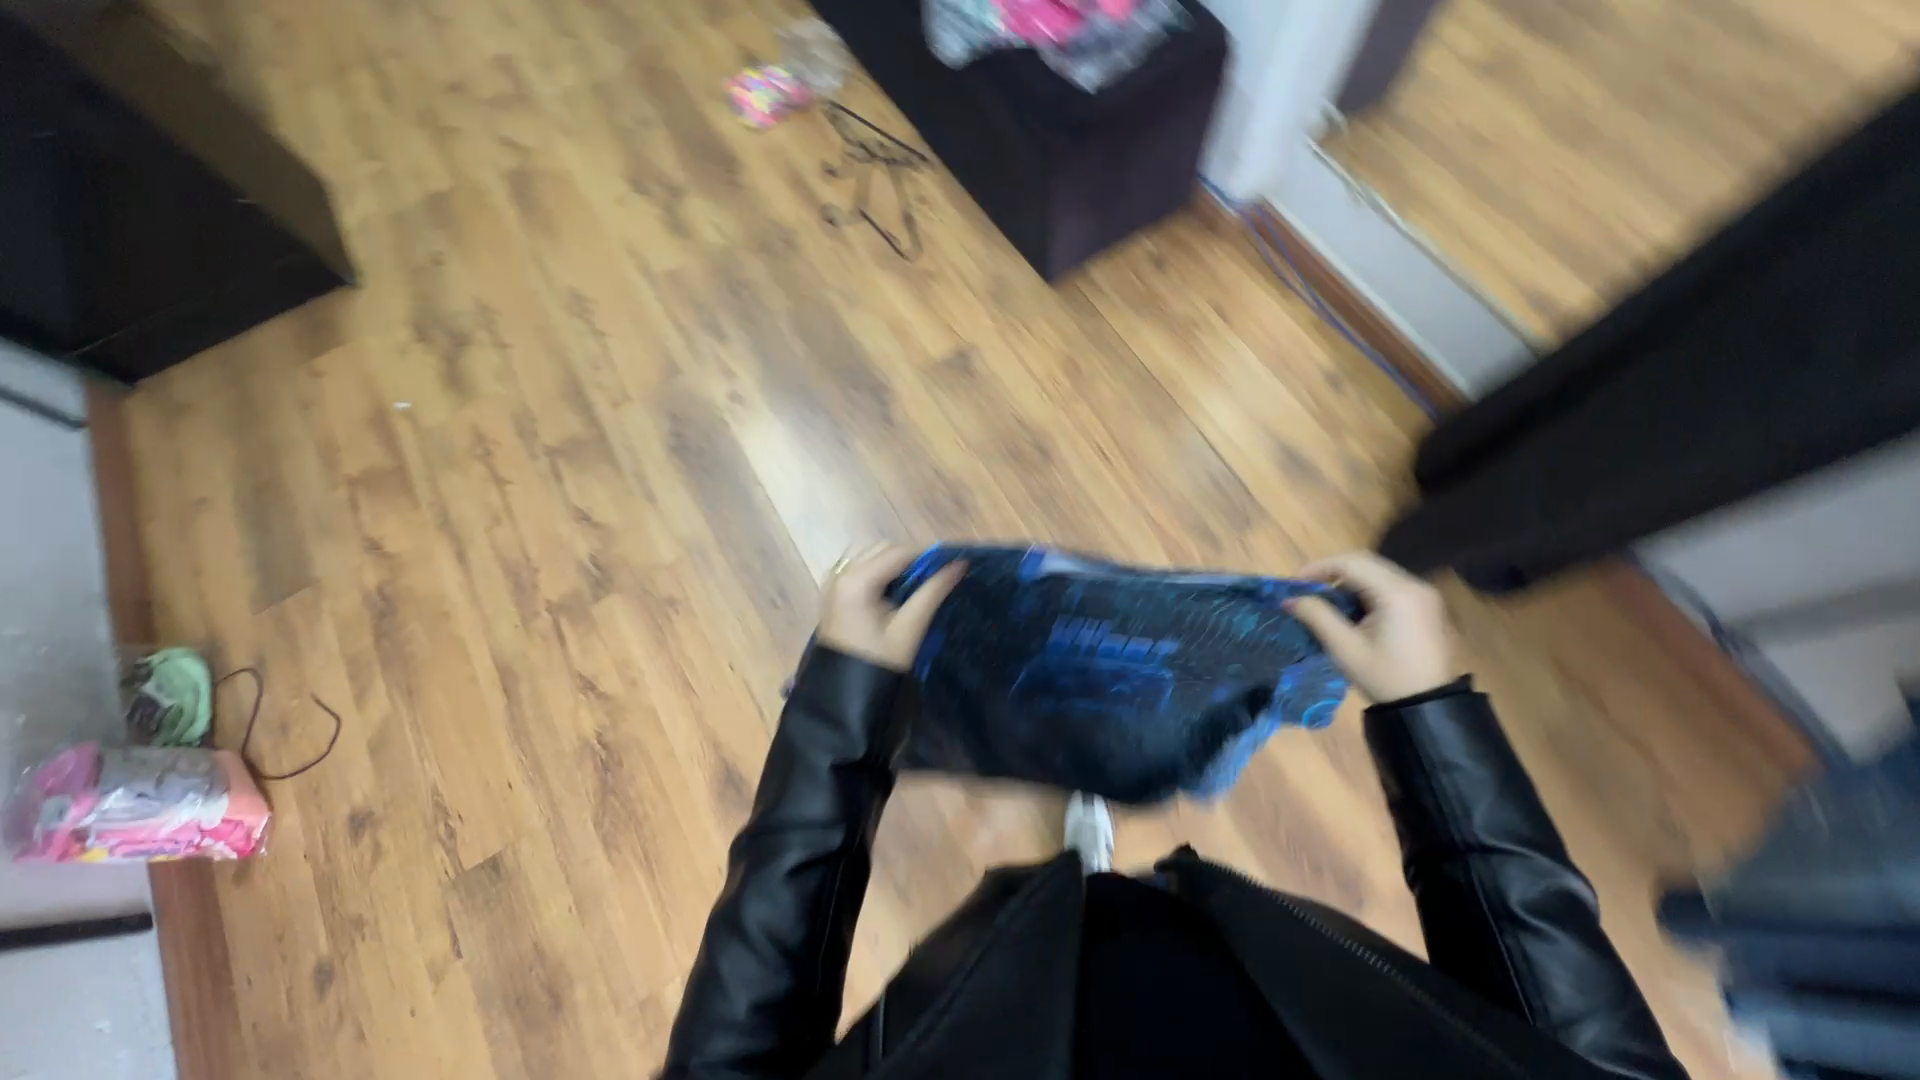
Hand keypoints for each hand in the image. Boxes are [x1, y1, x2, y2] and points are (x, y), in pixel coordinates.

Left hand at [816, 544, 966, 672]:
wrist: (846, 694)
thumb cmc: (879, 662)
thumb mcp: (909, 628)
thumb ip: (933, 592)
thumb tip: (960, 564)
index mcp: (856, 581)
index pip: (899, 552)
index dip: (927, 557)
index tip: (950, 568)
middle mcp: (840, 574)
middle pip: (883, 550)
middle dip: (910, 561)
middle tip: (933, 581)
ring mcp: (833, 583)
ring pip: (872, 558)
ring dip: (895, 567)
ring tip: (916, 589)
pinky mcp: (833, 593)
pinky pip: (861, 570)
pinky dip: (879, 574)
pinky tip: (894, 595)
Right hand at [1286, 551, 1454, 702]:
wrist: (1427, 706)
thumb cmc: (1384, 677)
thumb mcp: (1344, 648)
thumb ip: (1316, 616)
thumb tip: (1289, 599)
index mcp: (1396, 593)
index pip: (1351, 563)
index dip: (1318, 568)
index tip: (1294, 583)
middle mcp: (1414, 585)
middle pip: (1365, 562)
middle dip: (1331, 571)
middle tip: (1306, 589)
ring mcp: (1423, 594)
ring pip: (1377, 572)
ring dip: (1348, 580)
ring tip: (1325, 600)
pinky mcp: (1425, 604)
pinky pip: (1389, 585)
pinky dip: (1365, 589)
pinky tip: (1352, 609)